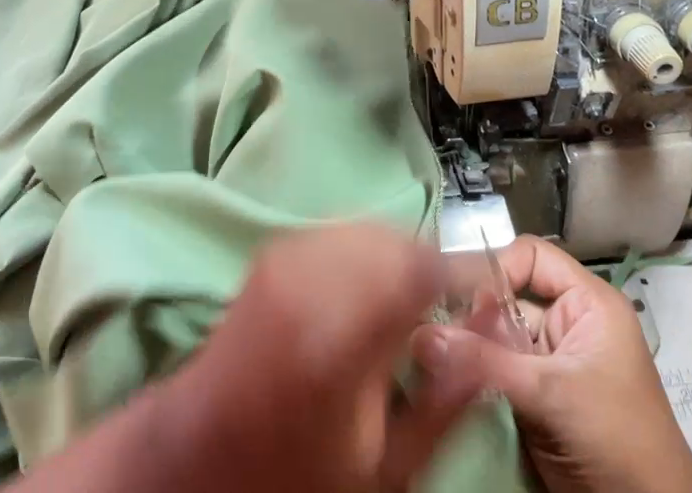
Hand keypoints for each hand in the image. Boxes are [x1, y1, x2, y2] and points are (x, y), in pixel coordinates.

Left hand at [14, 223, 483, 492]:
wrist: (200, 450)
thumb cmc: (294, 465)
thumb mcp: (382, 462)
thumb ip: (441, 402)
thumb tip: (491, 349)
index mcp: (343, 332)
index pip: (424, 269)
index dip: (465, 272)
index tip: (487, 288)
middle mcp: (312, 280)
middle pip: (399, 239)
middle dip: (433, 263)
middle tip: (450, 299)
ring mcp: (286, 260)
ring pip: (369, 227)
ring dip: (400, 253)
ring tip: (413, 295)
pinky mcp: (271, 254)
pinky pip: (337, 230)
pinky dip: (366, 246)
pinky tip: (371, 283)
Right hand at [414, 237, 691, 492]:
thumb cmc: (616, 436)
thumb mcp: (552, 393)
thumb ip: (485, 362)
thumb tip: (419, 335)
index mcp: (587, 303)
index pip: (530, 257)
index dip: (496, 271)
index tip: (464, 306)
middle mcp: (567, 322)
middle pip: (507, 297)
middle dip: (471, 316)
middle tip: (434, 338)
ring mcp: (551, 361)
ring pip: (496, 336)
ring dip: (467, 349)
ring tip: (430, 359)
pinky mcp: (536, 395)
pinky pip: (495, 370)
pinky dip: (472, 376)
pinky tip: (443, 383)